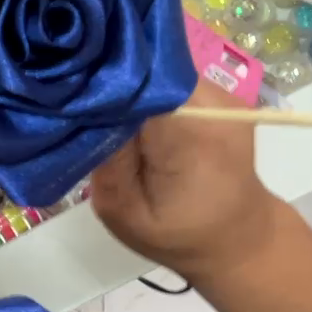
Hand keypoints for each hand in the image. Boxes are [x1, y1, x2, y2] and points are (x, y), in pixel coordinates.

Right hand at [89, 79, 289, 284]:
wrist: (238, 236)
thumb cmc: (174, 233)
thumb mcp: (123, 212)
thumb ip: (108, 161)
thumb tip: (90, 111)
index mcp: (190, 140)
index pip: (138, 89)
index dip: (104, 90)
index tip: (74, 103)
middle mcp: (213, 106)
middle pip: (148, 75)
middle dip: (114, 89)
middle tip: (83, 114)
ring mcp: (222, 95)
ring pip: (157, 74)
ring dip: (129, 92)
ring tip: (108, 120)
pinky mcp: (219, 94)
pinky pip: (169, 82)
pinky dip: (146, 96)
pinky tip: (135, 120)